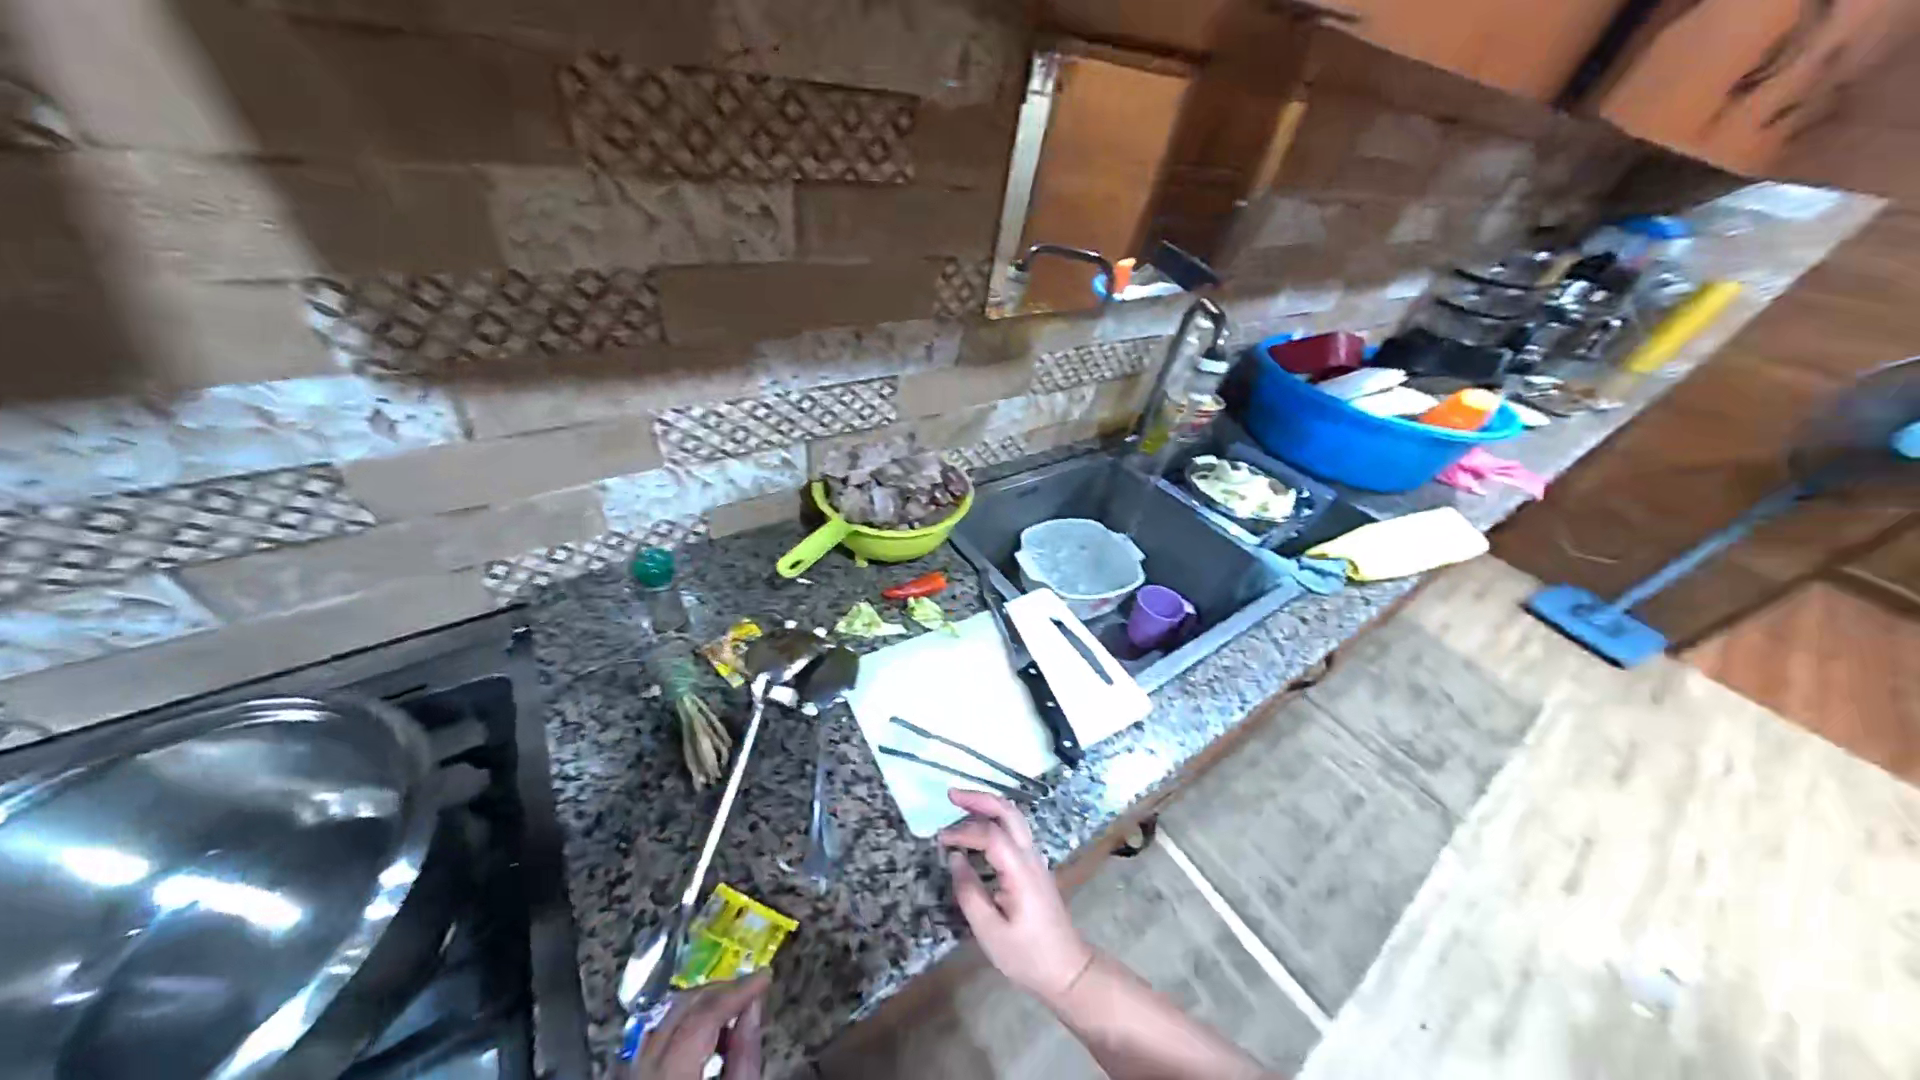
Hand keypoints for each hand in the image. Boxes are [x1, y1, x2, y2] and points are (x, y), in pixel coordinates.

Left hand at [630, 971, 768, 1079]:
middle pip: (681, 1010)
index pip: (702, 1017)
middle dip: (719, 993)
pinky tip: (709, 1034)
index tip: (765, 976)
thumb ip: (745, 1054)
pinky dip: (685, 1024)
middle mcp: (644, 1068)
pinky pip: (657, 1037)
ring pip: (667, 1018)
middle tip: (751, 988)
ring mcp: (633, 1072)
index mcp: (670, 1075)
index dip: (736, 991)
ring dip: (702, 1005)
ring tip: (734, 1009)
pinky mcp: (633, 1075)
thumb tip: (753, 1005)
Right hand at [938, 788, 1094, 1005]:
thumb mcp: (990, 932)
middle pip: (1008, 812)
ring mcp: (1036, 859)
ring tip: (961, 806)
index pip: (991, 835)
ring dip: (988, 806)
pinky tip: (980, 830)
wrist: (1068, 970)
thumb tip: (955, 859)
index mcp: (1020, 870)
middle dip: (980, 798)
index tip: (940, 840)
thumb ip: (969, 893)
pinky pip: (1015, 831)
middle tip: (951, 794)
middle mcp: (1031, 856)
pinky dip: (995, 820)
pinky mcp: (1034, 867)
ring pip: (1014, 818)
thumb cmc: (1028, 955)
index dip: (964, 831)